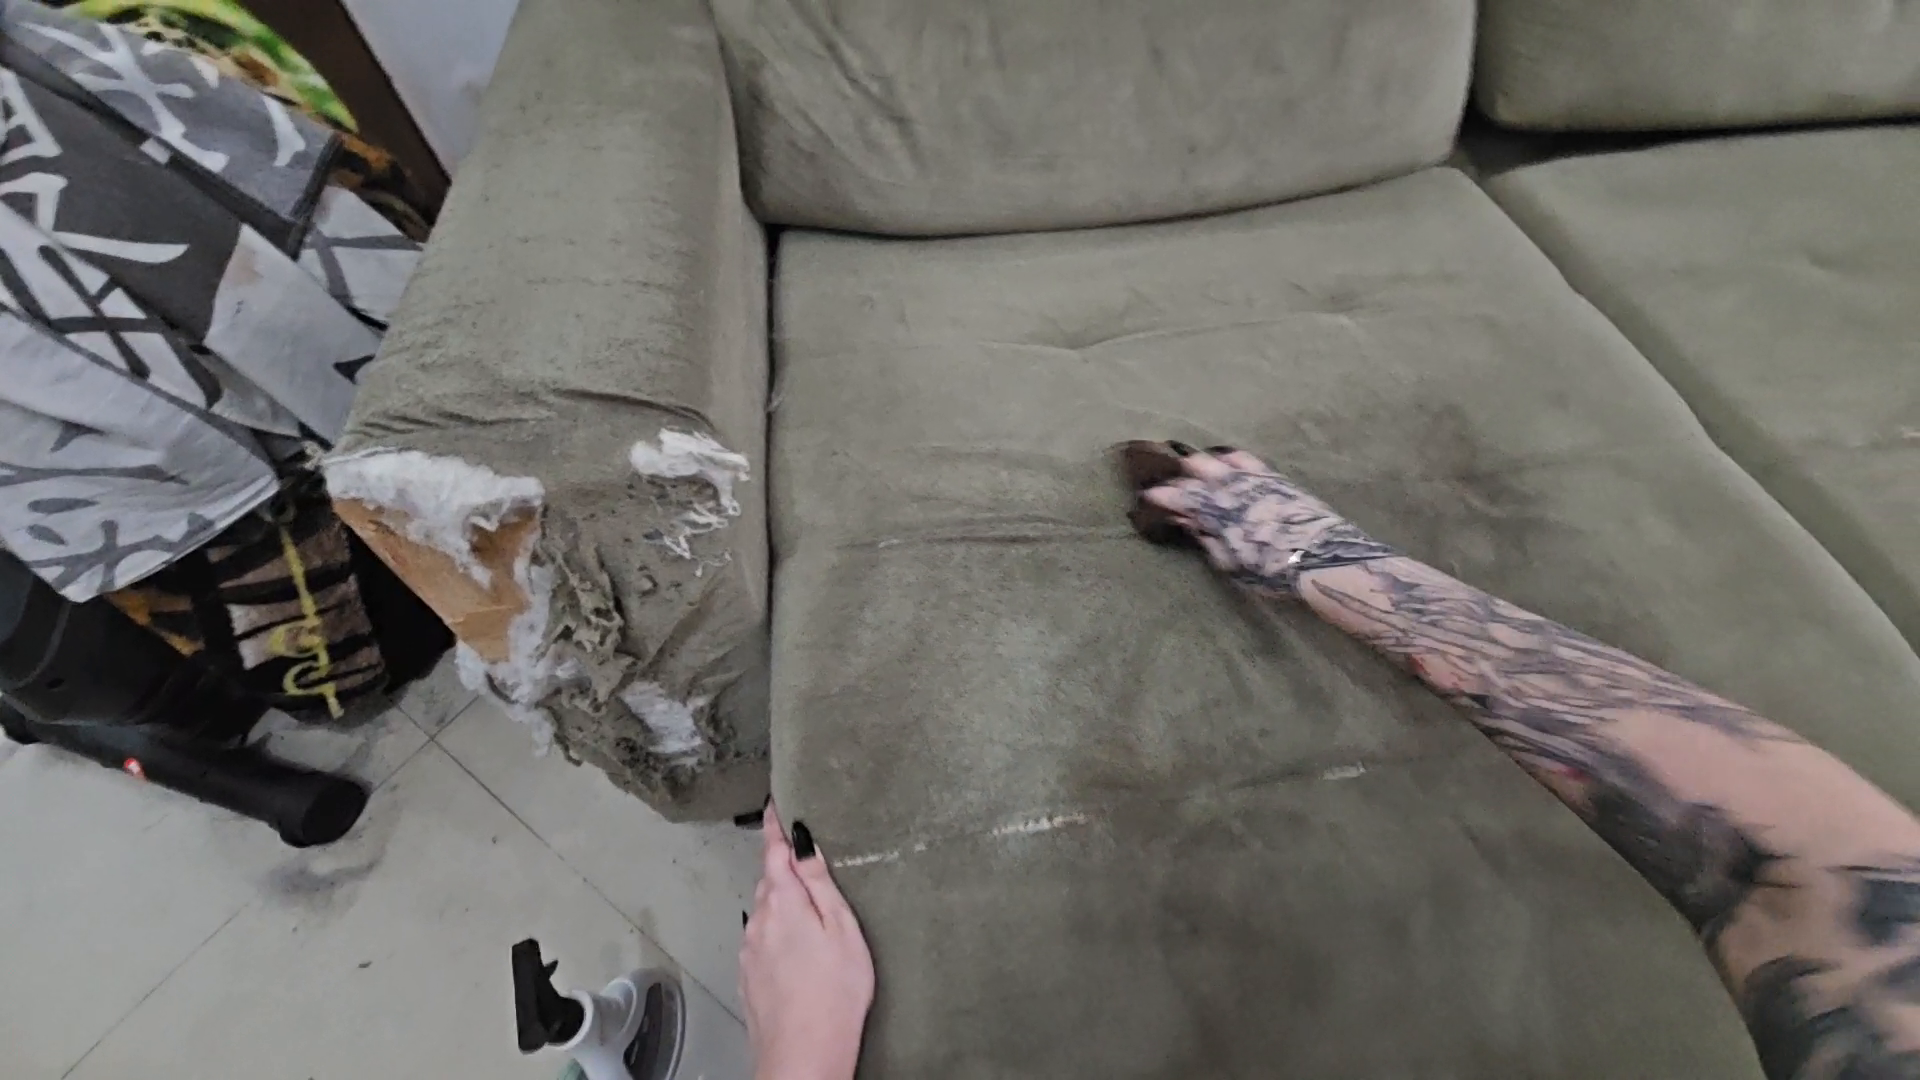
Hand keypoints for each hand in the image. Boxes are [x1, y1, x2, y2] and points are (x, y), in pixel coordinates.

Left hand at [741, 805, 874, 1079]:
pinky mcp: (750, 977)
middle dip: (783, 865)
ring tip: (810, 909)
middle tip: (807, 857)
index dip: (774, 824)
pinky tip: (798, 947)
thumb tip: (803, 841)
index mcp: (783, 903)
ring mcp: (750, 951)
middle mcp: (759, 921)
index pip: (773, 850)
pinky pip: (762, 937)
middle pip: (769, 879)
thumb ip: (819, 882)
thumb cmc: (834, 993)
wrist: (803, 1059)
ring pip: (765, 910)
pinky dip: (777, 929)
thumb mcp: (841, 928)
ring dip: (782, 900)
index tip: (775, 801)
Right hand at [1141, 448, 1353, 594]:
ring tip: (1193, 465)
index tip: (1147, 495)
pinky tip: (1226, 458)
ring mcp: (1254, 480)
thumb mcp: (1231, 564)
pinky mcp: (1275, 479)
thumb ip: (1207, 540)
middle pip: (1198, 470)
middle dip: (1180, 473)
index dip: (1162, 495)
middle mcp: (1232, 489)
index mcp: (1216, 512)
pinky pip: (1247, 460)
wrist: (1325, 559)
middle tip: (1169, 479)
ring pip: (1220, 460)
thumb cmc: (1272, 570)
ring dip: (1203, 463)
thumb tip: (1188, 522)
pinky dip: (1231, 458)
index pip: (1182, 497)